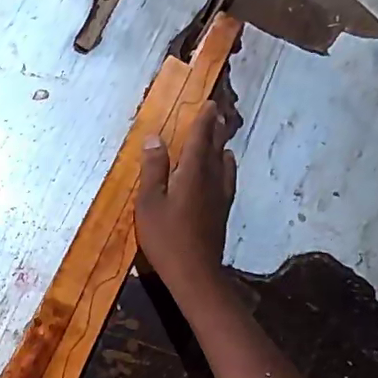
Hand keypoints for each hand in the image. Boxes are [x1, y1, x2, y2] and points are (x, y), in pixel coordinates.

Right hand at [136, 102, 236, 287]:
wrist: (195, 273)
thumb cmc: (166, 237)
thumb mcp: (150, 202)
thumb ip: (154, 169)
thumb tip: (155, 138)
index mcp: (193, 172)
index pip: (201, 139)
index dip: (204, 120)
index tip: (210, 104)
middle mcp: (212, 179)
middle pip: (216, 147)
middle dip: (216, 129)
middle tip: (218, 113)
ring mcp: (220, 195)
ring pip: (224, 163)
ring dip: (222, 146)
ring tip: (221, 137)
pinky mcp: (222, 210)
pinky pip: (227, 178)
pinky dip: (226, 166)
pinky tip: (224, 169)